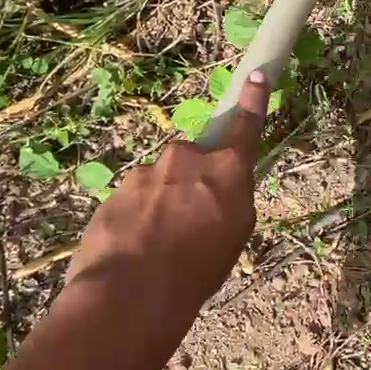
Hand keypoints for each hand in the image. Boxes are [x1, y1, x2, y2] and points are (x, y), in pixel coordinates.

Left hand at [64, 69, 269, 328]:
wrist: (128, 295)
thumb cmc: (199, 267)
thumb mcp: (237, 232)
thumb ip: (232, 197)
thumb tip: (219, 189)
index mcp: (226, 167)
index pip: (245, 123)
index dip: (254, 98)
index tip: (258, 74)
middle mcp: (186, 159)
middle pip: (194, 159)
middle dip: (192, 180)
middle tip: (191, 220)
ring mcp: (146, 174)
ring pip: (161, 180)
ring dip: (162, 202)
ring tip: (159, 245)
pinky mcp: (113, 193)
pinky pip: (133, 199)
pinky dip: (137, 218)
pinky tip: (135, 250)